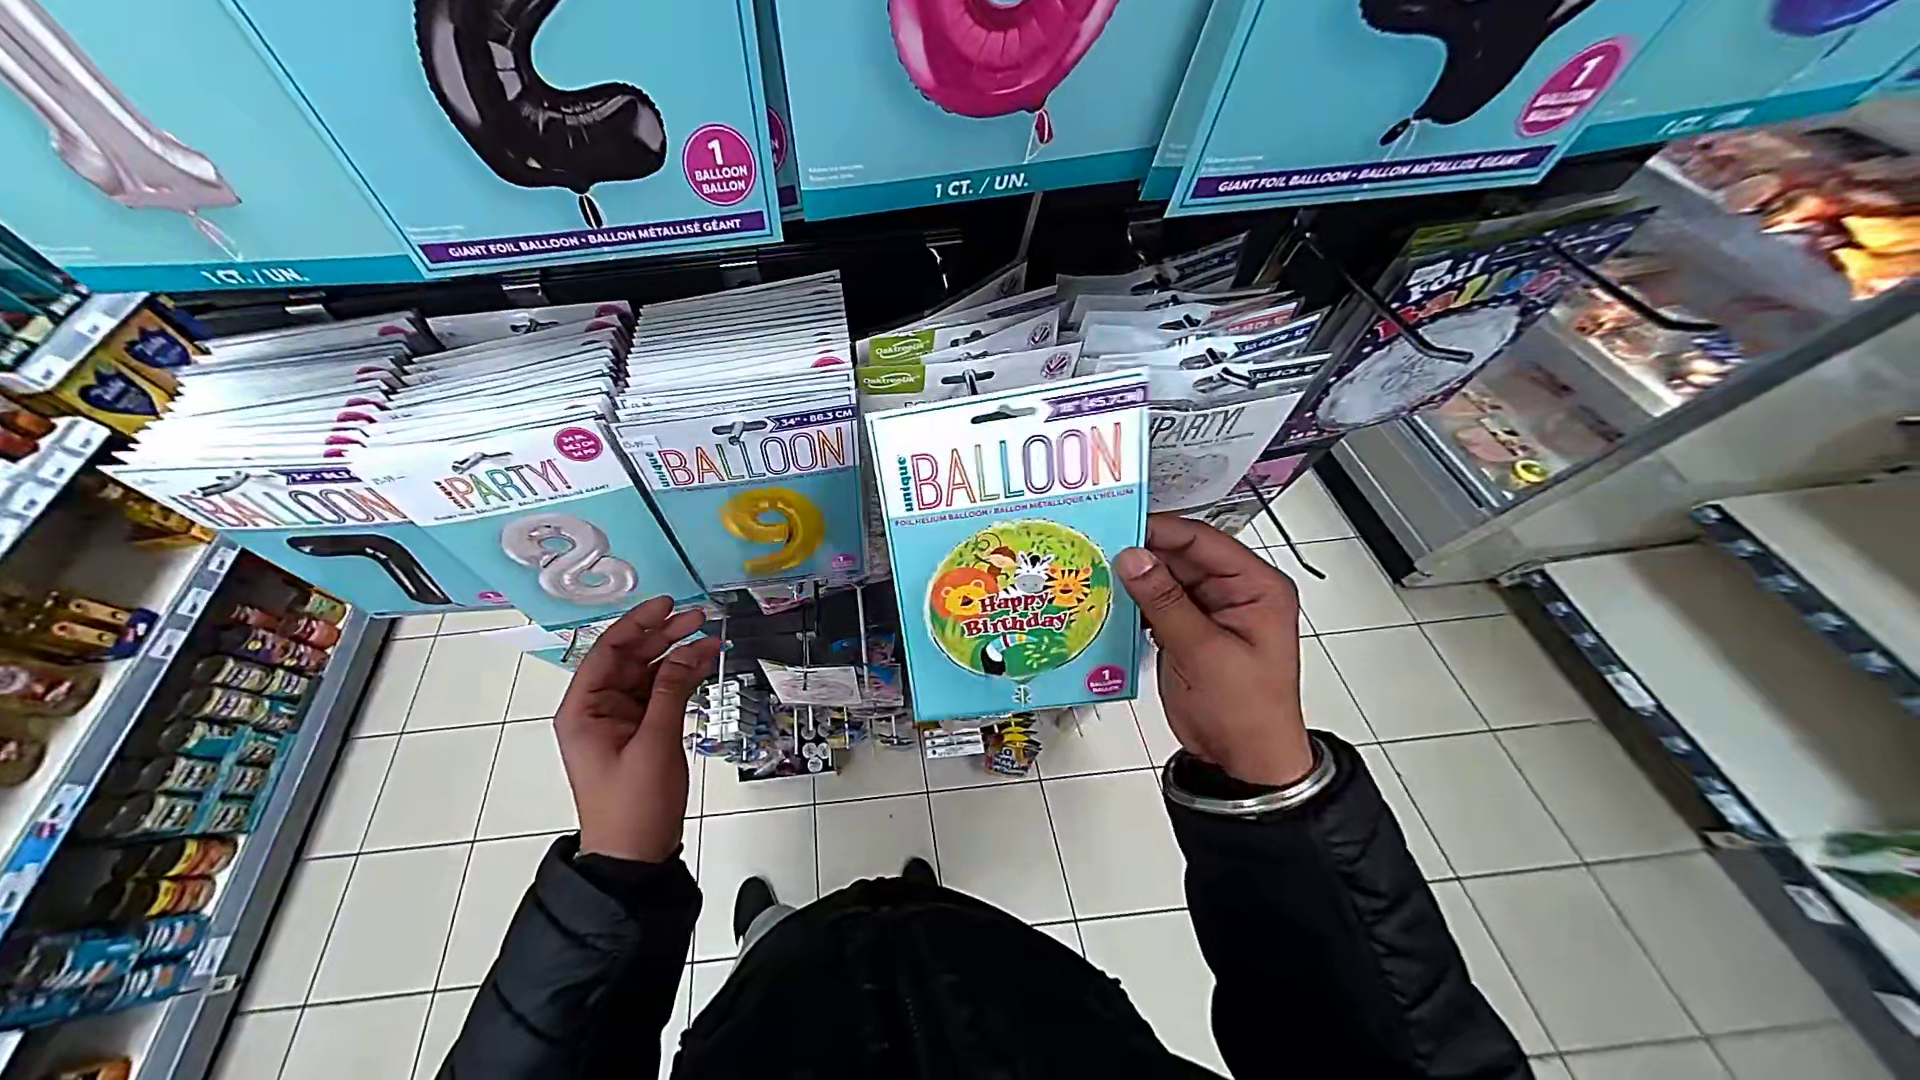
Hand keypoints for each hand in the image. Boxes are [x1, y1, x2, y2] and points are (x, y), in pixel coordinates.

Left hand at [554, 596, 722, 861]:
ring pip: (649, 672)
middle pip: (631, 658)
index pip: (608, 652)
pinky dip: (682, 677)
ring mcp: (620, 719)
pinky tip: (703, 663)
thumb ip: (671, 690)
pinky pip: (661, 692)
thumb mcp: (654, 742)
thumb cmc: (633, 804)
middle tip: (698, 617)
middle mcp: (598, 708)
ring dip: (677, 654)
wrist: (636, 854)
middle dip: (663, 635)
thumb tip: (690, 649)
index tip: (667, 604)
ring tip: (708, 637)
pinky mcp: (641, 729)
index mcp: (583, 710)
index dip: (638, 623)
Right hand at [1115, 514, 1311, 786]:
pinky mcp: (1187, 630)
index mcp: (1255, 587)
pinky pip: (1157, 604)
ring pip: (1165, 579)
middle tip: (1099, 548)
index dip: (1162, 531)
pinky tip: (1109, 601)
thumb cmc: (1246, 712)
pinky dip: (1135, 603)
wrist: (1242, 759)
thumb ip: (1165, 601)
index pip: (1204, 541)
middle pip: (1181, 557)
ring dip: (1135, 578)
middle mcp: (1233, 592)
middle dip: (1142, 554)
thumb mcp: (1204, 651)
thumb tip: (1133, 558)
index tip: (1122, 525)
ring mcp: (1208, 611)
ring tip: (1097, 571)